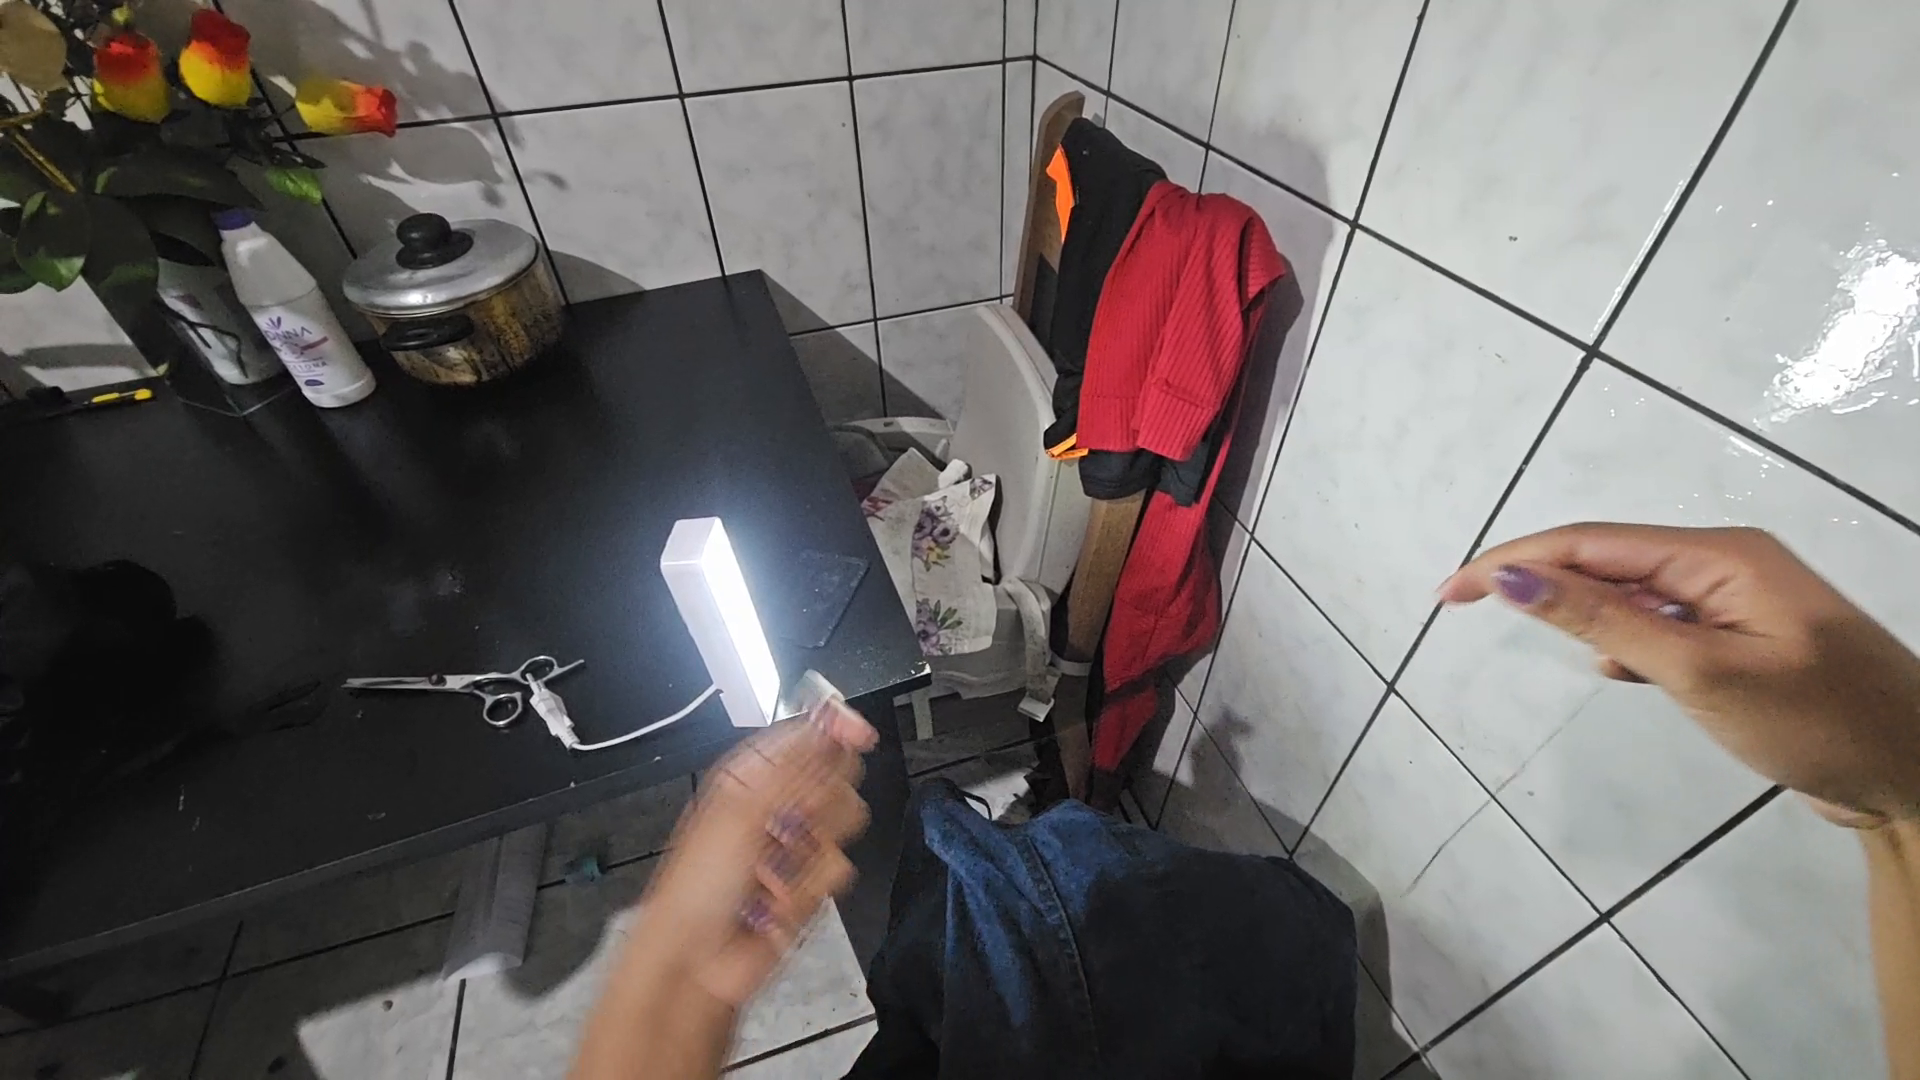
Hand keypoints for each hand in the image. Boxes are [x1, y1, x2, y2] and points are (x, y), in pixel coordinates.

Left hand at [635, 697, 876, 1005]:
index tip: (858, 735)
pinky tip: (779, 897)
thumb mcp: (741, 810)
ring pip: (846, 821)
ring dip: (810, 850)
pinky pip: (840, 865)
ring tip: (774, 869)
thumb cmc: (695, 887)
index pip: (811, 732)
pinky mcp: (813, 880)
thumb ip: (795, 763)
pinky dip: (810, 885)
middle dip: (821, 801)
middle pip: (839, 774)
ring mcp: (798, 841)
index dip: (838, 728)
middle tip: (790, 821)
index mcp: (755, 773)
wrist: (694, 964)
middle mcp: (780, 801)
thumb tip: (831, 718)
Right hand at [1439, 524, 1919, 827]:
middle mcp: (1717, 561)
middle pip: (1597, 560)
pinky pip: (1647, 620)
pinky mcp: (1728, 631)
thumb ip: (1598, 618)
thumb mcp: (1698, 670)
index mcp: (1717, 555)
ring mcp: (1726, 596)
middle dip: (1533, 581)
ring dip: (1583, 614)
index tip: (1448, 593)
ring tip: (1582, 654)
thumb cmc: (1820, 722)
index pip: (1583, 543)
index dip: (1508, 561)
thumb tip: (1509, 577)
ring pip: (1619, 591)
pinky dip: (1620, 640)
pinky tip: (1626, 671)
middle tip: (1465, 606)